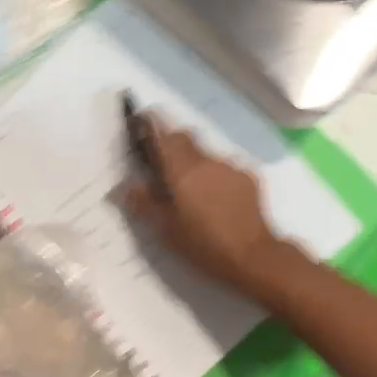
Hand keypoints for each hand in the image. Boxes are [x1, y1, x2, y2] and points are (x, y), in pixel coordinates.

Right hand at [122, 114, 295, 299]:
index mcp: (182, 170)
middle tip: (166, 168)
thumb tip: (123, 185)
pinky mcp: (250, 176)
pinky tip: (221, 201)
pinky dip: (218, 178)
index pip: (164, 133)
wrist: (253, 256)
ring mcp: (231, 166)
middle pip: (186, 138)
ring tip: (197, 194)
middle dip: (174, 145)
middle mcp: (207, 160)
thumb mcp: (166, 230)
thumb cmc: (203, 245)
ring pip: (207, 155)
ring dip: (198, 165)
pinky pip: (227, 168)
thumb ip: (143, 203)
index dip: (152, 123)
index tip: (143, 121)